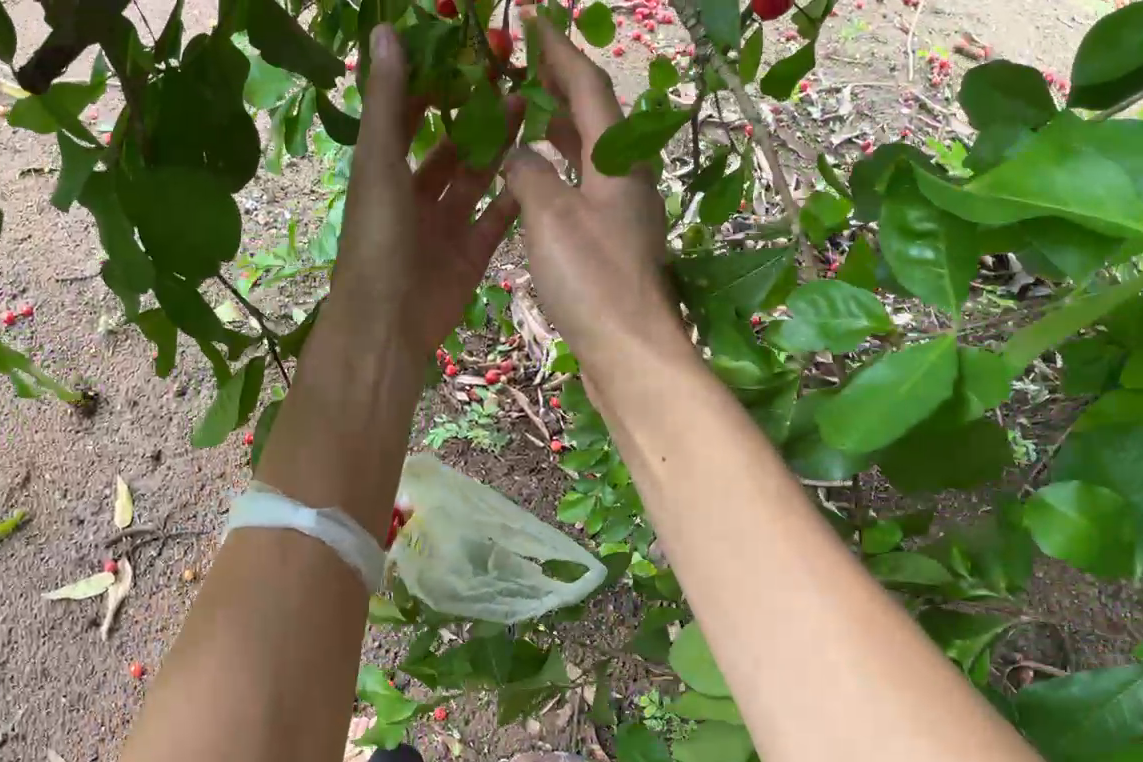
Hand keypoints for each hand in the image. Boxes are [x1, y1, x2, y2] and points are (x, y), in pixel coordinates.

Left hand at [323, 24, 523, 365]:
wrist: (389, 322)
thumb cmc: (377, 238)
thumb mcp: (379, 162)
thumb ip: (386, 101)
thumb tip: (385, 30)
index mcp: (384, 176)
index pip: (405, 120)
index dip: (428, 87)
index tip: (460, 52)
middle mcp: (413, 200)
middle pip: (447, 150)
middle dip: (473, 116)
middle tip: (507, 78)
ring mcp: (443, 229)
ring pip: (475, 180)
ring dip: (497, 147)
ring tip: (526, 107)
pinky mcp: (470, 255)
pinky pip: (495, 218)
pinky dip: (514, 195)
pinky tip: (539, 164)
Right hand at [502, 12, 674, 360]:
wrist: (629, 349)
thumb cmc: (591, 281)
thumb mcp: (550, 219)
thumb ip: (528, 175)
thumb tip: (513, 151)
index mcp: (616, 161)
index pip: (588, 88)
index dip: (559, 52)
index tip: (534, 21)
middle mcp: (626, 179)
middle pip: (595, 118)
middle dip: (560, 89)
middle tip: (524, 71)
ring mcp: (623, 214)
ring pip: (590, 157)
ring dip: (561, 132)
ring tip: (528, 119)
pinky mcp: (614, 246)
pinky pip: (584, 191)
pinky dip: (560, 174)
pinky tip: (538, 187)